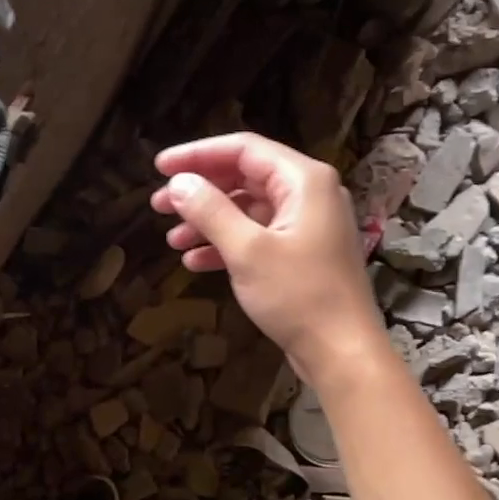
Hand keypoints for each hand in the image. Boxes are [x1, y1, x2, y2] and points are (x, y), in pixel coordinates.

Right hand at [150, 133, 382, 365]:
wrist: (340, 349)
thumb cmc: (297, 296)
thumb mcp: (247, 252)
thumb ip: (211, 212)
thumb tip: (178, 183)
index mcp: (302, 180)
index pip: (243, 150)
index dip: (198, 154)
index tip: (159, 167)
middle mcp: (308, 194)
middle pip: (245, 178)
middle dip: (200, 191)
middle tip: (158, 206)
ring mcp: (305, 226)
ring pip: (248, 211)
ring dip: (208, 222)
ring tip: (172, 240)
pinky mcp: (300, 255)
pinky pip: (257, 238)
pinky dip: (225, 246)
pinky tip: (195, 262)